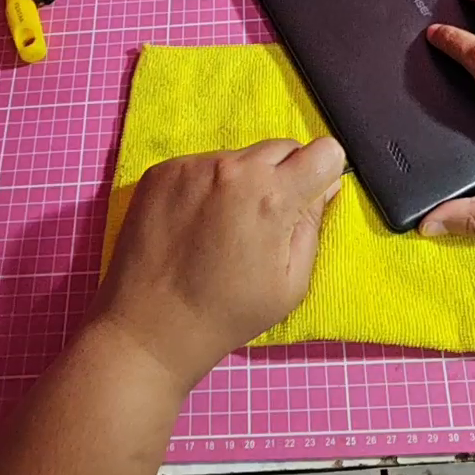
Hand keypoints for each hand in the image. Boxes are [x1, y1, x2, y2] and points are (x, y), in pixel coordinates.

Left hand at [91, 137, 344, 388]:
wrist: (148, 328)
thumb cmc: (227, 314)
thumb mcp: (291, 283)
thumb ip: (312, 224)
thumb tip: (325, 184)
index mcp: (272, 197)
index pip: (324, 150)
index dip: (323, 173)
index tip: (309, 194)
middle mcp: (234, 168)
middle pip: (284, 147)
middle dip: (286, 174)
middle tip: (266, 217)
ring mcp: (195, 165)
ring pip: (241, 156)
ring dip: (244, 180)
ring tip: (223, 225)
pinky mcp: (164, 169)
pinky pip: (204, 163)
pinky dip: (208, 184)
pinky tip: (195, 221)